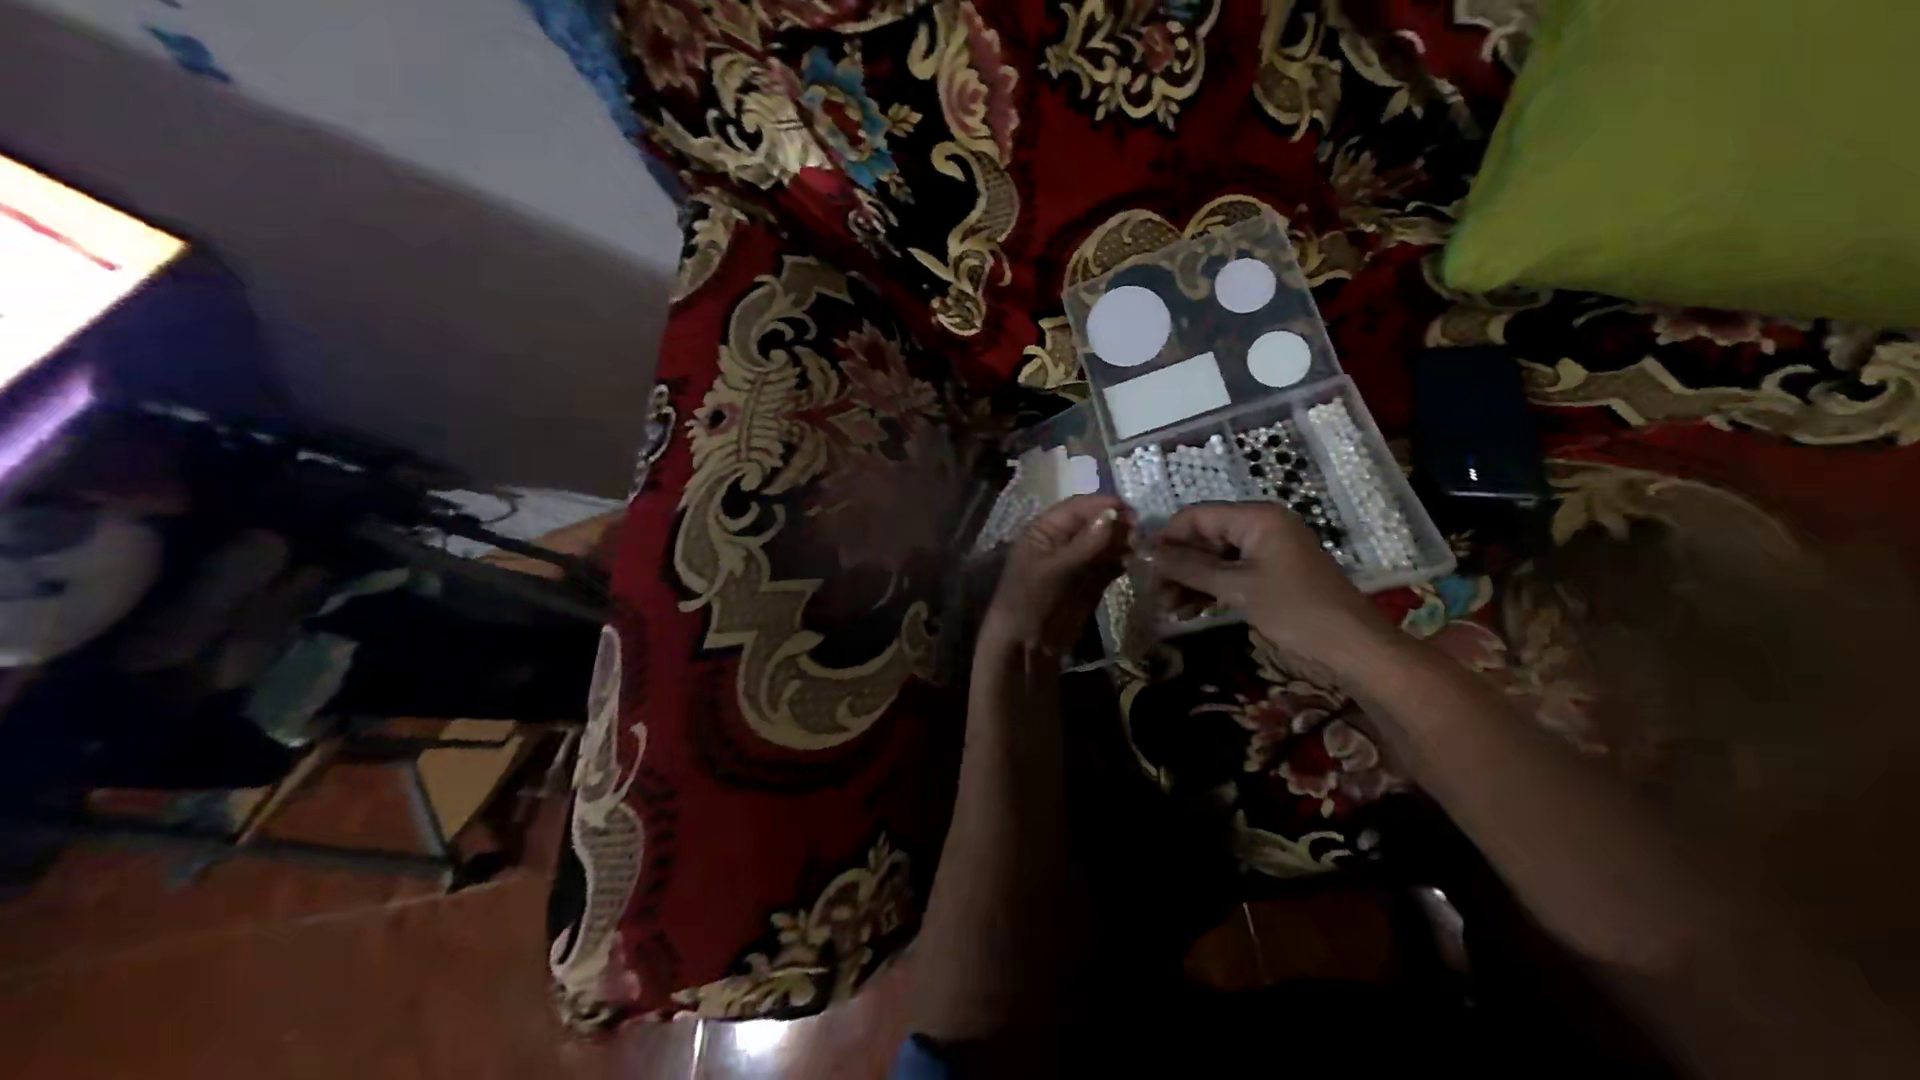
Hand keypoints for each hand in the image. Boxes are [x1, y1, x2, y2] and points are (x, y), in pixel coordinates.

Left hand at [980, 494, 1130, 654]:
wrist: (1024, 646)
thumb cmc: (1028, 601)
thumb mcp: (1054, 571)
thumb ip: (1084, 544)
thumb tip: (1112, 515)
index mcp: (1044, 530)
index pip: (1076, 508)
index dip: (1102, 505)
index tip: (1131, 510)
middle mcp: (1062, 541)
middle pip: (1094, 523)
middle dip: (1117, 524)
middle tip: (1141, 531)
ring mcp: (1078, 562)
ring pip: (1105, 543)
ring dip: (1123, 542)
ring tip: (1142, 546)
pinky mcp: (1090, 583)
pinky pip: (1110, 565)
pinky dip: (1123, 561)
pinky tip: (1136, 560)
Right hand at [1147, 503, 1399, 683]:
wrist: (1352, 647)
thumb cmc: (1295, 610)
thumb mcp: (1236, 588)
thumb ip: (1188, 568)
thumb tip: (1143, 554)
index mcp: (1256, 517)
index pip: (1196, 516)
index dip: (1165, 538)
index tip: (1139, 565)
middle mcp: (1260, 525)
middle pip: (1203, 537)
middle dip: (1176, 565)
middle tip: (1154, 594)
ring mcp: (1266, 549)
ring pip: (1214, 558)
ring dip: (1189, 581)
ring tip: (1168, 609)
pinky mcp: (1270, 572)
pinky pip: (1229, 573)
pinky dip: (1208, 590)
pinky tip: (1188, 611)